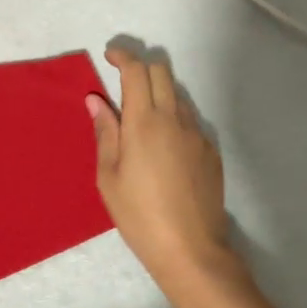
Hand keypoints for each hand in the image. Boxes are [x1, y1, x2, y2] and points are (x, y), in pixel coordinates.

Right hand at [88, 46, 232, 287]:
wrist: (192, 251)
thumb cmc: (140, 215)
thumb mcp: (109, 177)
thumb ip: (105, 132)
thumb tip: (95, 100)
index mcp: (144, 121)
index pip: (136, 70)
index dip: (122, 56)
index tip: (110, 56)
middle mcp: (174, 118)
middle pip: (161, 71)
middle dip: (141, 68)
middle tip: (123, 83)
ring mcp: (197, 133)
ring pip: (177, 93)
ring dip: (159, 92)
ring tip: (142, 119)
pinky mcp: (211, 150)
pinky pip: (190, 119)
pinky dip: (174, 117)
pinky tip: (165, 147)